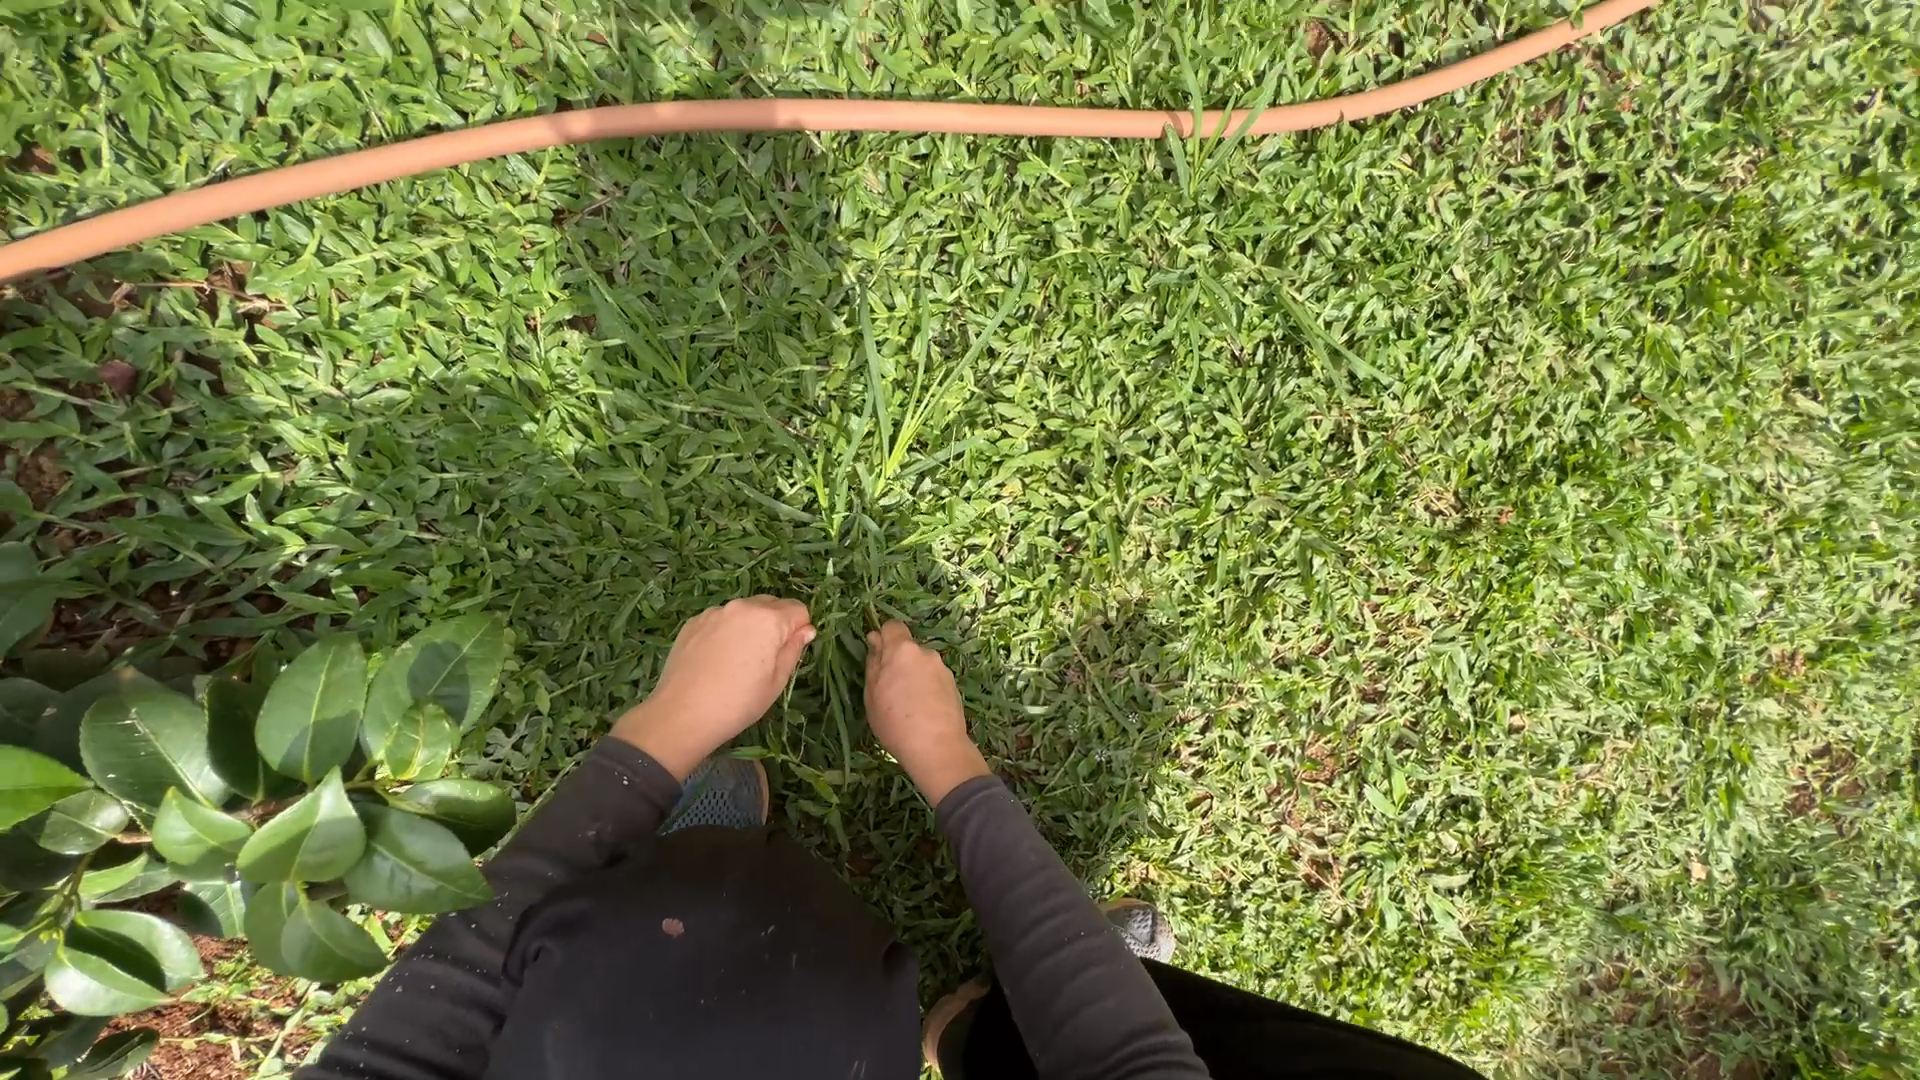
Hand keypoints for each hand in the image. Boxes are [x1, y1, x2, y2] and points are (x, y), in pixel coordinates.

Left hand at [612, 596, 814, 780]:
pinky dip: (726, 631)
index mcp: (768, 619)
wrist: (681, 715)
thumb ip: (793, 649)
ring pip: (745, 611)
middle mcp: (742, 607)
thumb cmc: (738, 703)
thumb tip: (806, 630)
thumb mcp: (776, 682)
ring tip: (738, 659)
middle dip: (776, 624)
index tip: (788, 652)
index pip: (799, 610)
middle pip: (772, 604)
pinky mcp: (693, 622)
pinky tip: (716, 659)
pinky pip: (721, 619)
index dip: (799, 630)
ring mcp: (714, 612)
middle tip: (765, 657)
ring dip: (750, 626)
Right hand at [864, 620, 989, 804]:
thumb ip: (873, 662)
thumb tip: (875, 640)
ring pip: (921, 664)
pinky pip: (933, 678)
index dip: (883, 638)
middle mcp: (926, 652)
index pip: (892, 626)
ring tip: (908, 705)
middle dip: (898, 662)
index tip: (877, 657)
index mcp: (902, 650)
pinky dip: (927, 688)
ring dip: (913, 676)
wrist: (937, 746)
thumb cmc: (894, 721)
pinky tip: (923, 711)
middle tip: (889, 689)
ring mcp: (942, 668)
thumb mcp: (871, 693)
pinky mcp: (953, 684)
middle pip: (908, 648)